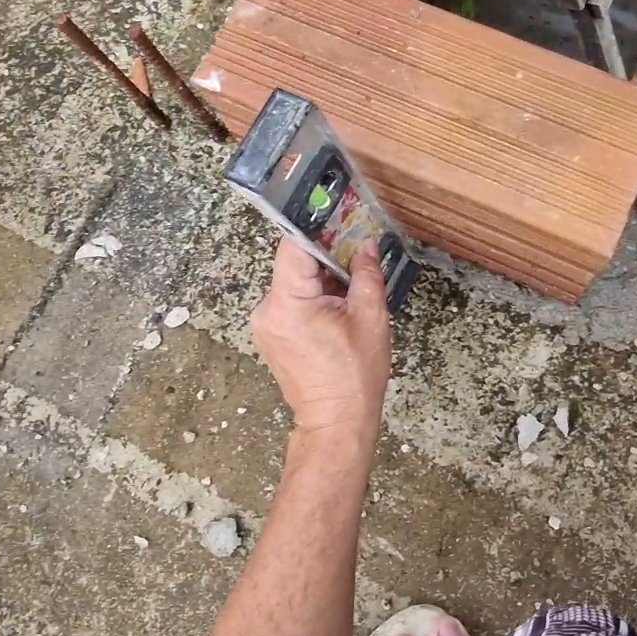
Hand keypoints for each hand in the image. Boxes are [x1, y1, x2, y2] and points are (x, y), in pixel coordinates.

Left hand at [249, 238, 391, 447]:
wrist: (337, 421)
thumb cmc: (354, 377)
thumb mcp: (370, 318)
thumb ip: (366, 274)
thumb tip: (366, 244)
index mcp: (287, 303)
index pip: (294, 246)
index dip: (317, 227)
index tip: (338, 214)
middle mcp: (267, 310)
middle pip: (294, 263)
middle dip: (327, 256)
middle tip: (358, 252)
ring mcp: (266, 323)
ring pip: (295, 281)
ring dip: (323, 278)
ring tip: (353, 287)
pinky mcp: (271, 333)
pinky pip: (292, 300)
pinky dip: (315, 296)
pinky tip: (340, 306)